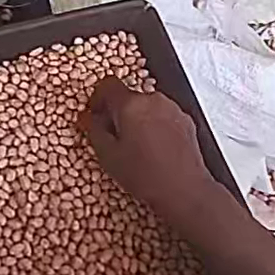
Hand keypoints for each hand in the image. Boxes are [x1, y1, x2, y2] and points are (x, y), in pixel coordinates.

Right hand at [83, 76, 227, 228]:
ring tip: (134, 148)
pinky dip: (155, 127)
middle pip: (129, 97)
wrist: (184, 189)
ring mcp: (173, 110)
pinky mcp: (186, 122)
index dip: (97, 98)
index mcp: (131, 105)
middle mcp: (154, 101)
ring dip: (137, 120)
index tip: (95, 113)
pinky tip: (152, 150)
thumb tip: (89, 119)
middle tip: (112, 137)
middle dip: (118, 113)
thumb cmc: (146, 175)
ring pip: (147, 107)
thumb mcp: (108, 155)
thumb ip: (94, 130)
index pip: (108, 85)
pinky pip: (163, 117)